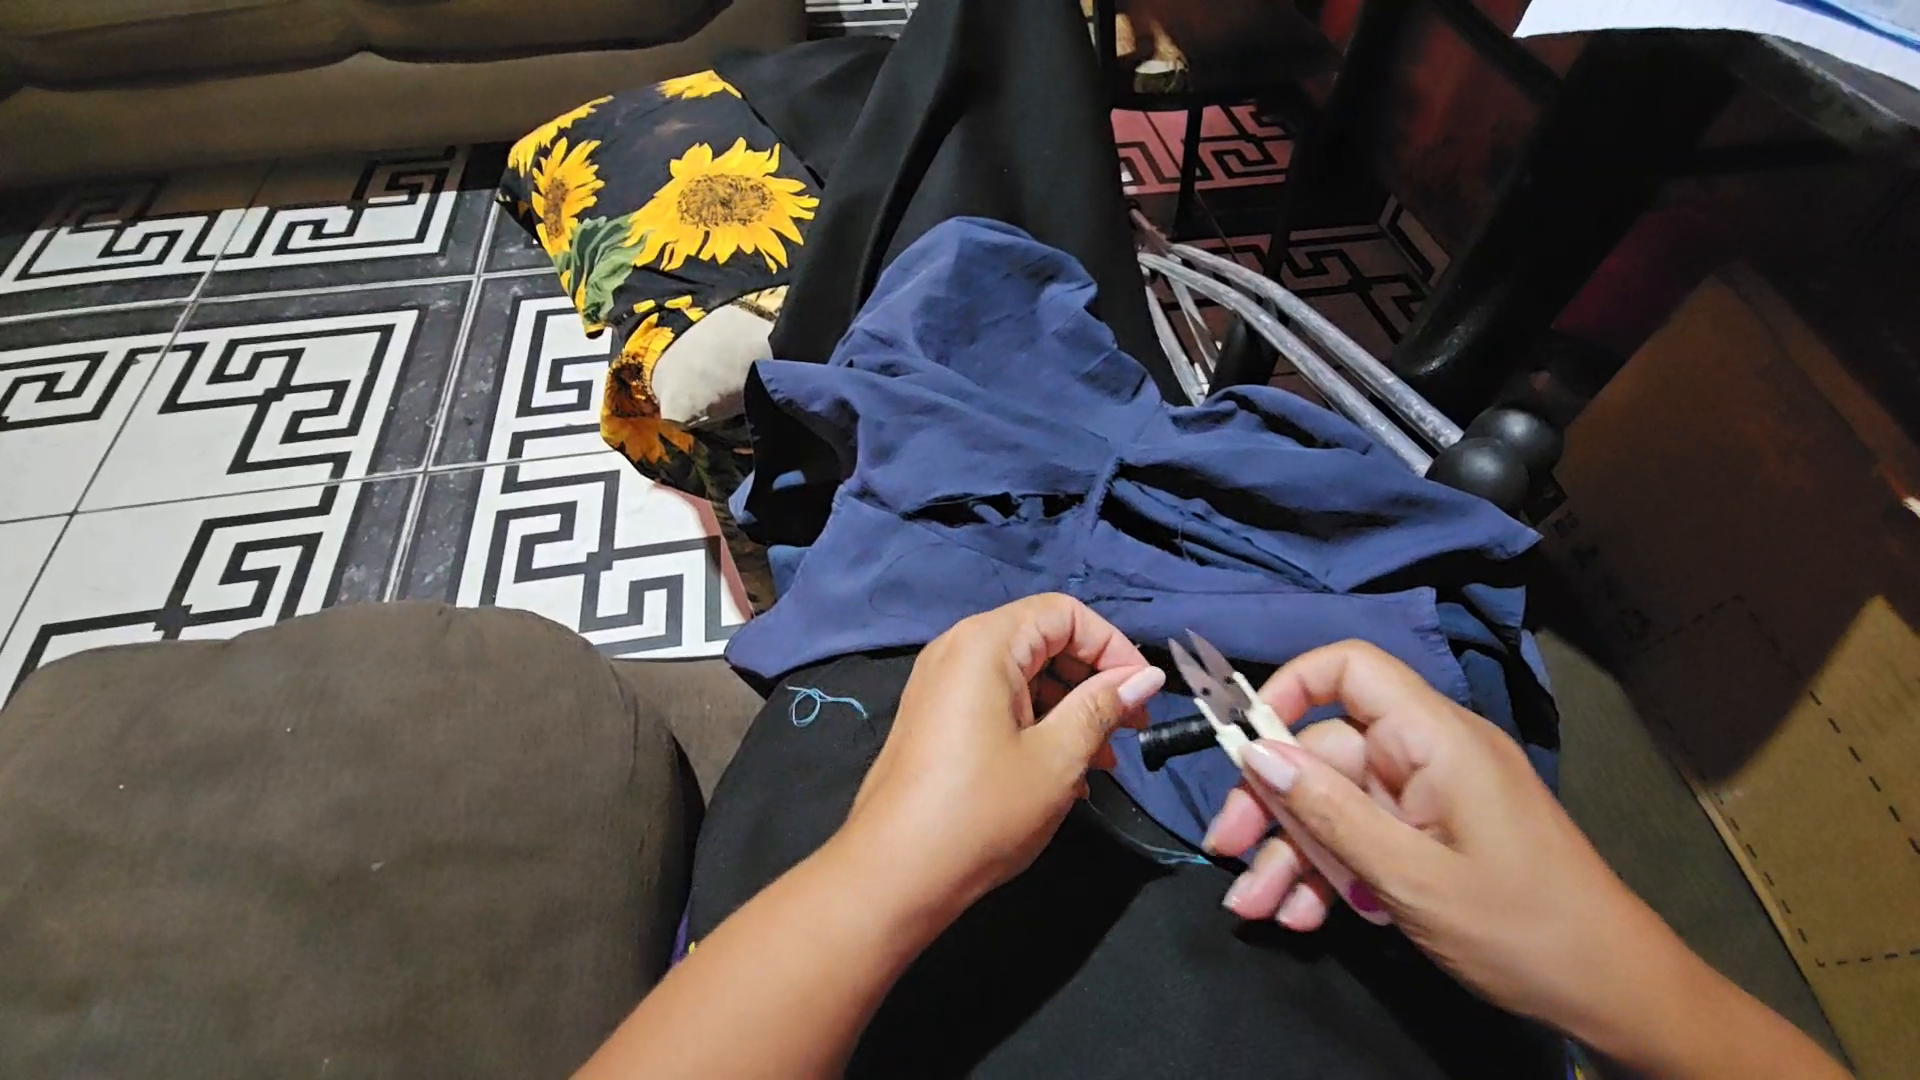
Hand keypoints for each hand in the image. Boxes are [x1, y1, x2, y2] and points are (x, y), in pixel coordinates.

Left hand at [836, 593, 1164, 913]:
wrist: (894, 872)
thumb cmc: (983, 809)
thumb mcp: (1058, 757)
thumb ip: (1103, 706)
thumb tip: (1147, 676)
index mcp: (986, 642)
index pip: (1064, 614)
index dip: (1113, 646)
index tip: (1144, 692)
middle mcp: (959, 649)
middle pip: (1043, 640)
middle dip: (1094, 679)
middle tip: (1131, 727)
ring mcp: (943, 683)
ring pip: (1024, 675)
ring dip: (1070, 708)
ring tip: (1104, 760)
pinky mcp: (938, 717)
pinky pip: (999, 701)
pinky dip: (1037, 723)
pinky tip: (1065, 772)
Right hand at [1202, 641, 1661, 1032]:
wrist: (1623, 1004)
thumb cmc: (1526, 932)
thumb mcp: (1411, 877)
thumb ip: (1328, 811)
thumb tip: (1254, 754)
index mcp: (1434, 740)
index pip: (1351, 669)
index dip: (1290, 687)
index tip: (1246, 737)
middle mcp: (1423, 755)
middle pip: (1323, 753)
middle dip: (1272, 805)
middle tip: (1226, 847)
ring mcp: (1422, 798)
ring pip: (1331, 804)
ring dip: (1290, 853)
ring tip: (1254, 906)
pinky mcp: (1423, 835)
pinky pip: (1357, 837)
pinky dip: (1326, 874)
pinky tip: (1300, 915)